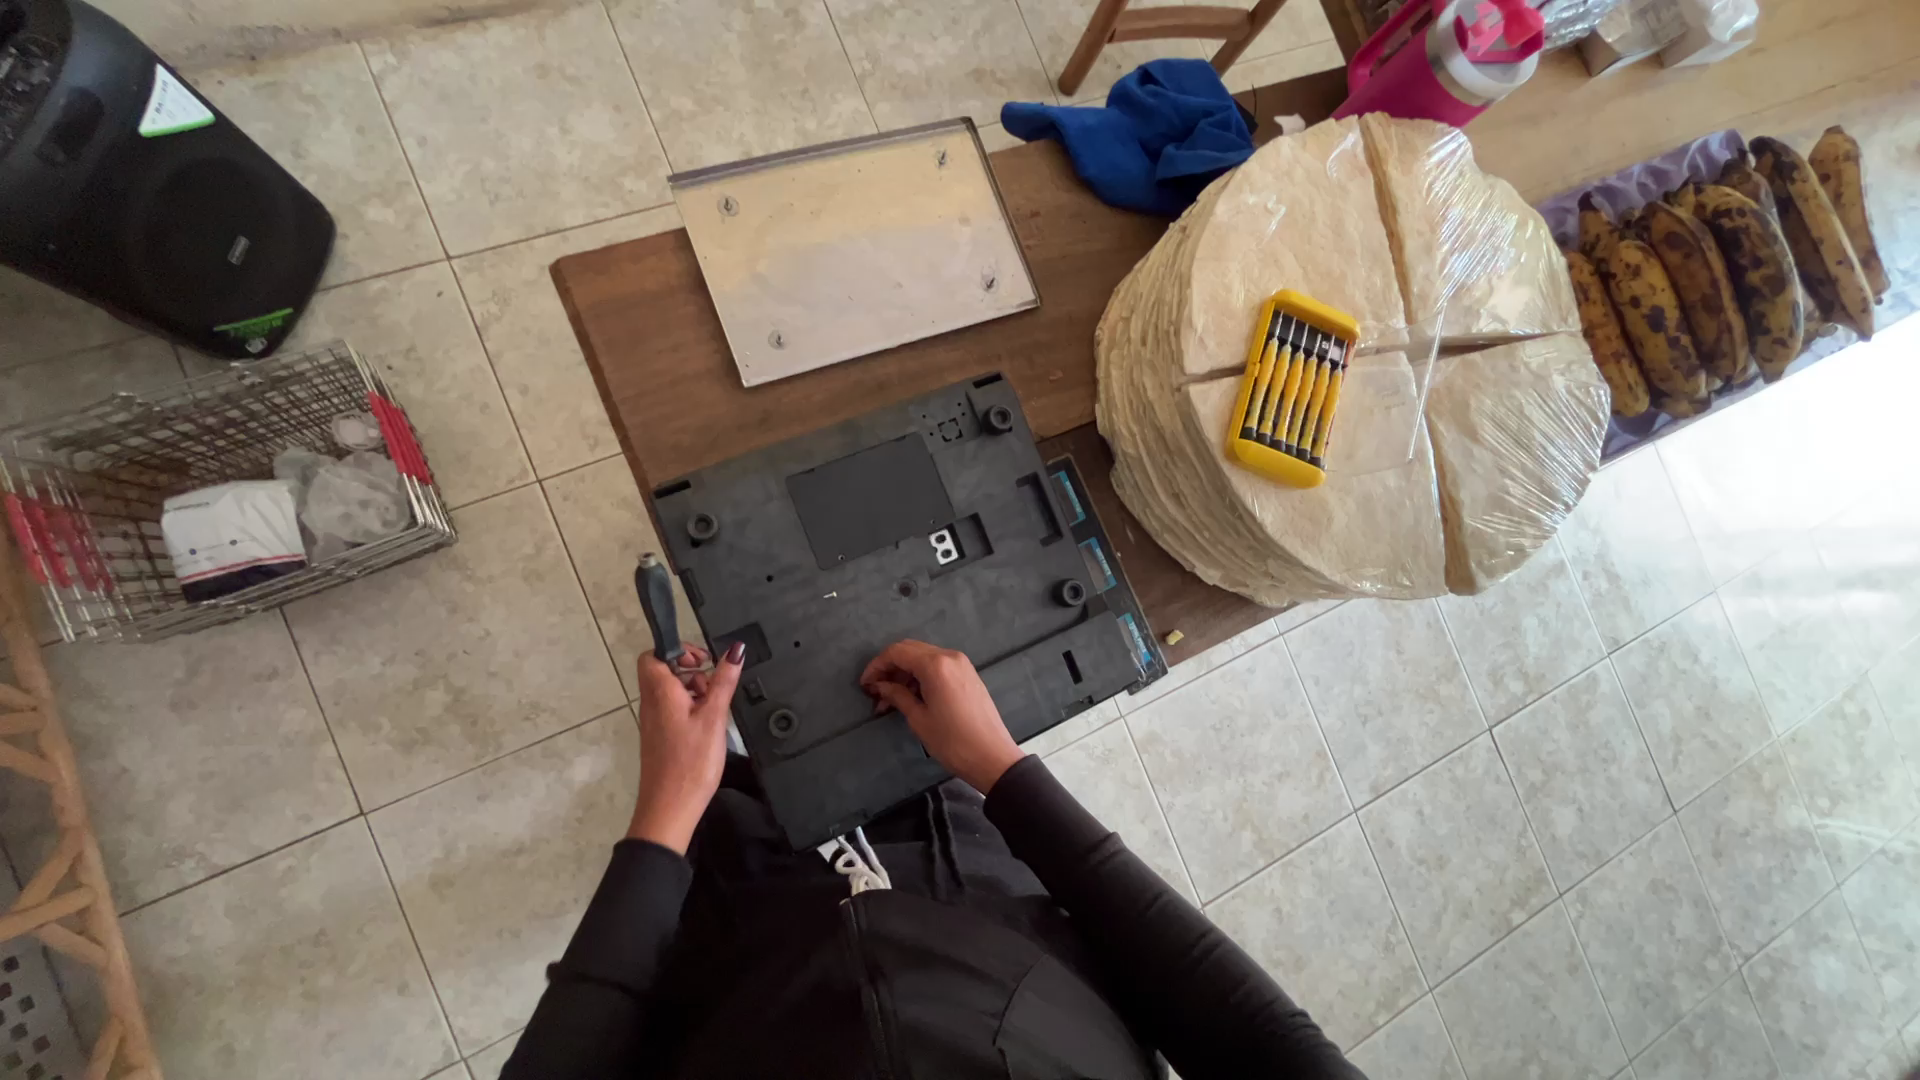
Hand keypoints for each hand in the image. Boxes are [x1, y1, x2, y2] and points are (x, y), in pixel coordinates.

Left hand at [630, 641, 745, 853]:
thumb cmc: (691, 761)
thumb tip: (736, 649)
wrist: (670, 808)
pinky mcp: (661, 735)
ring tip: (715, 705)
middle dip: (692, 669)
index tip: (704, 661)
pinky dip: (691, 706)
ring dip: (695, 688)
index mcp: (660, 692)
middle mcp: (652, 703)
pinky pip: (673, 707)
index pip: (654, 655)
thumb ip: (724, 680)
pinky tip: (709, 723)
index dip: (678, 650)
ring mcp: (654, 720)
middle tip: (714, 683)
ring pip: (671, 689)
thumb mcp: (714, 716)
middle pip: (664, 670)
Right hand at [860, 640, 1025, 792]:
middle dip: (889, 668)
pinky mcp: (968, 674)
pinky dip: (921, 676)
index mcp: (935, 665)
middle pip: (910, 650)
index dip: (876, 666)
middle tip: (875, 692)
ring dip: (905, 673)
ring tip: (890, 701)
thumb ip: (897, 695)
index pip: (897, 652)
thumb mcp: (919, 719)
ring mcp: (961, 664)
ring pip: (924, 658)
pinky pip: (938, 666)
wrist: (992, 757)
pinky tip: (911, 697)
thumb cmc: (952, 741)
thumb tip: (879, 686)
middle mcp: (949, 656)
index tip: (865, 685)